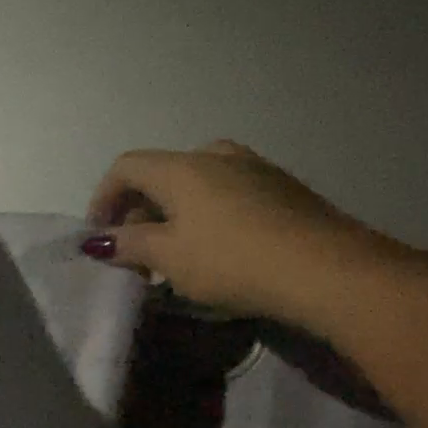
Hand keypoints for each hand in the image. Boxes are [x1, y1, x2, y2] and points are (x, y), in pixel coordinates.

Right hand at [82, 141, 390, 321]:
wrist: (329, 271)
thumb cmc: (231, 260)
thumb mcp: (167, 257)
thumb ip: (127, 244)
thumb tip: (99, 241)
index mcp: (182, 167)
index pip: (125, 167)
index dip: (102, 199)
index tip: (99, 237)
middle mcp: (217, 156)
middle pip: (161, 174)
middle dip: (137, 211)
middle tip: (132, 253)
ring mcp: (256, 169)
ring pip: (196, 184)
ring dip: (172, 214)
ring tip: (171, 253)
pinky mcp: (284, 190)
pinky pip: (227, 194)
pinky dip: (205, 216)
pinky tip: (213, 251)